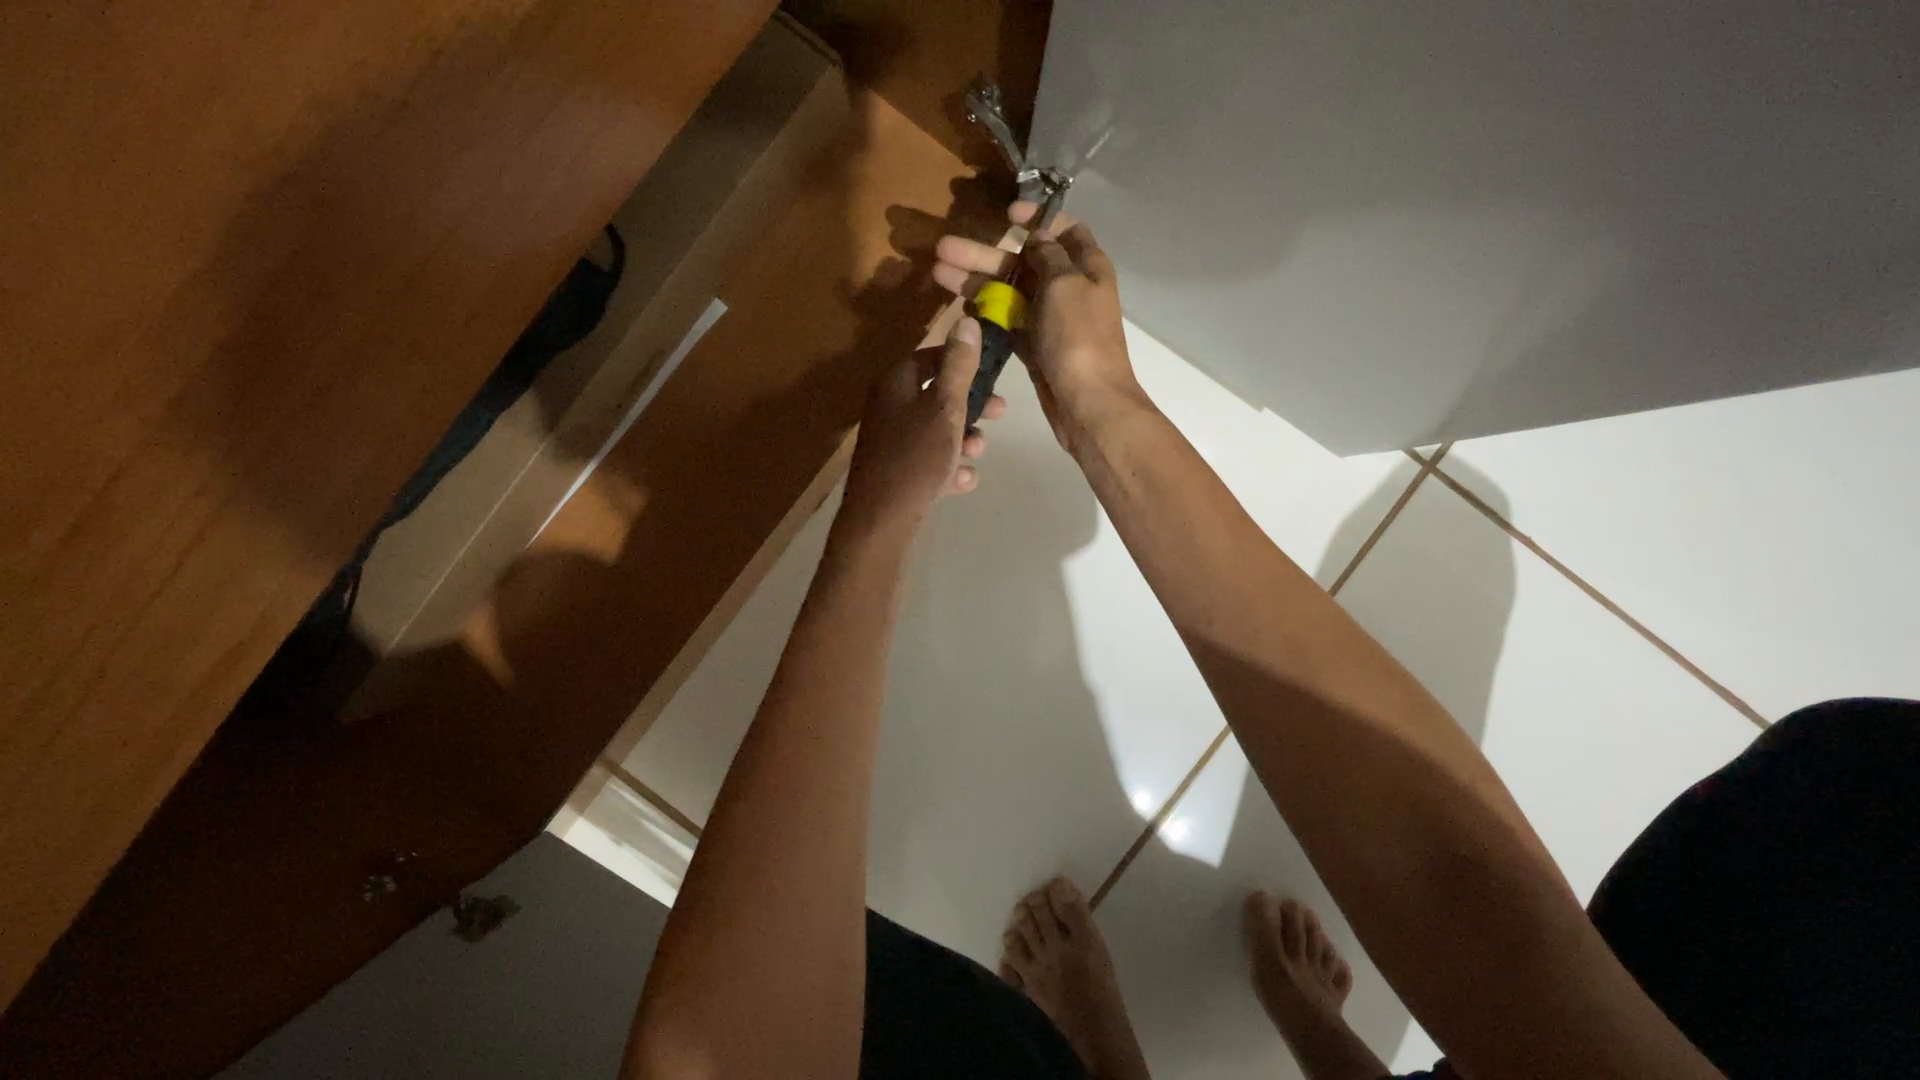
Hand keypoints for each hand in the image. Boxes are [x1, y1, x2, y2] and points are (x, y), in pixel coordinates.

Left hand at [841, 317, 1004, 533]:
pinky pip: (930, 463)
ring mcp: (891, 443)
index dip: (961, 361)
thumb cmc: (916, 456)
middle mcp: (888, 408)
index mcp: (895, 384)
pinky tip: (963, 480)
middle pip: (936, 396)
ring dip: (964, 439)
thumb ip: (959, 365)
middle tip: (1000, 413)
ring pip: (936, 431)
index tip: (990, 372)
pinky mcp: (896, 474)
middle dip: (971, 405)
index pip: (929, 357)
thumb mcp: (945, 406)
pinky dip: (949, 468)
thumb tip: (967, 320)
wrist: (881, 520)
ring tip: (977, 453)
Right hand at [934, 202, 1147, 454]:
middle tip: (944, 248)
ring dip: (975, 281)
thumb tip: (1037, 236)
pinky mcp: (1035, 345)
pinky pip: (1007, 321)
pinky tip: (958, 306)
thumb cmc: (1079, 337)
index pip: (1063, 228)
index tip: (1006, 212)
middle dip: (984, 253)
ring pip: (1010, 292)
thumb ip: (1048, 255)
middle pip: (1023, 261)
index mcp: (1086, 266)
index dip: (1036, 216)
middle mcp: (1069, 287)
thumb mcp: (1064, 284)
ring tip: (937, 272)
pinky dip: (986, 312)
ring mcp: (1050, 318)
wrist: (1088, 403)